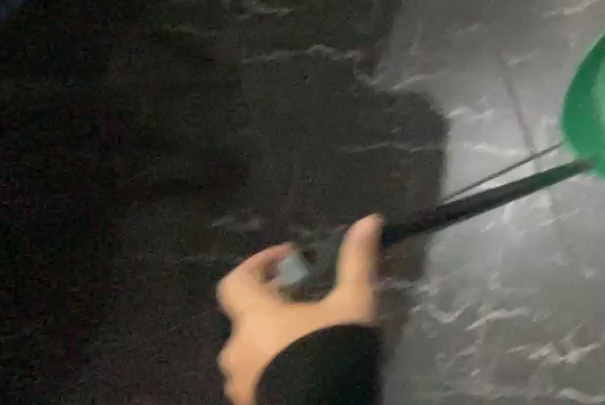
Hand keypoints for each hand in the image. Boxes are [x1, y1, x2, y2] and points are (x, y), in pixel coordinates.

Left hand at [217, 216, 381, 404]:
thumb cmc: (332, 348)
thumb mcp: (353, 299)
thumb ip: (356, 260)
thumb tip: (368, 219)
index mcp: (255, 319)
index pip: (235, 282)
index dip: (259, 262)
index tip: (289, 256)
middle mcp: (237, 350)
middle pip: (246, 315)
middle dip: (275, 300)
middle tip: (308, 294)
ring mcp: (238, 382)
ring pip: (251, 346)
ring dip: (273, 332)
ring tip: (310, 330)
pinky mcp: (248, 402)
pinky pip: (256, 372)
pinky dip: (273, 359)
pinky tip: (305, 361)